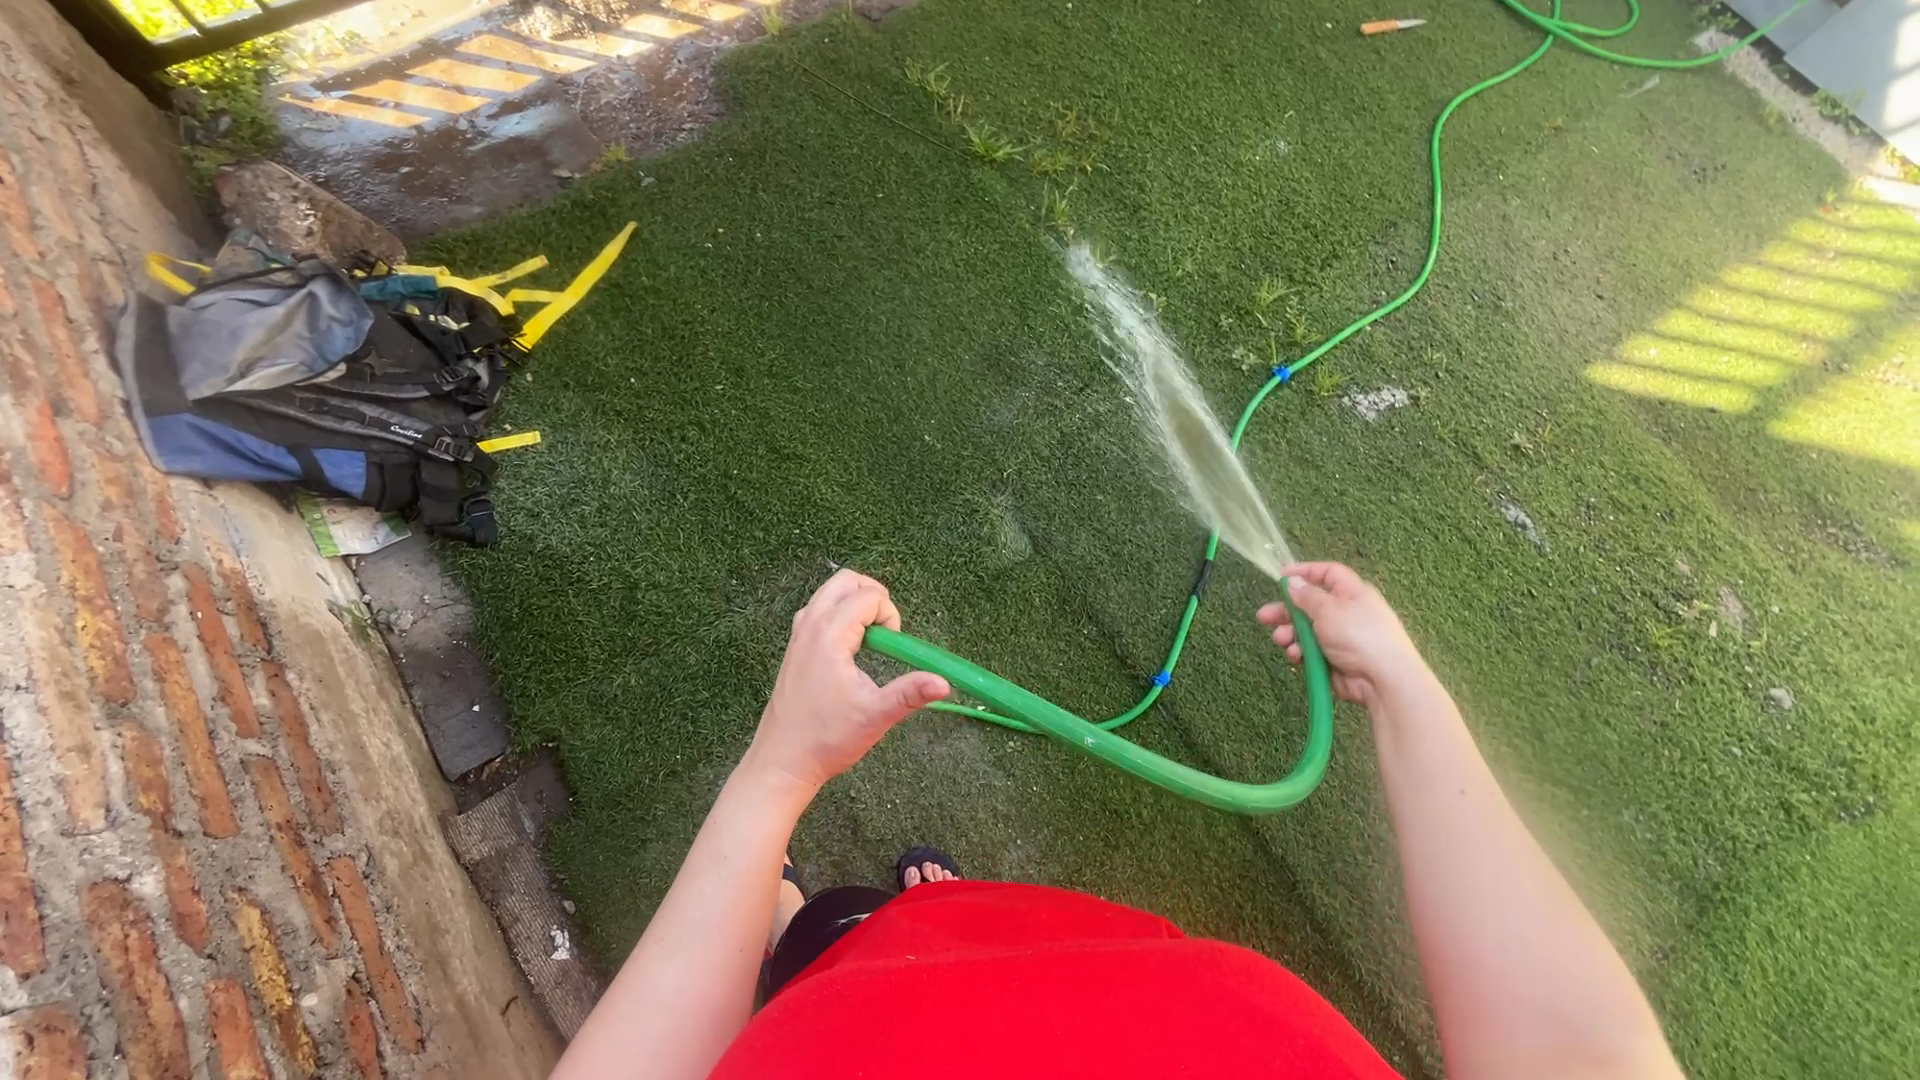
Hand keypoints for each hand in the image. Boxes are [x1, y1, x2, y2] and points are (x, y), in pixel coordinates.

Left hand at [745, 569, 950, 791]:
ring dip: (855, 603)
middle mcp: (809, 625)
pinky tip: (849, 651)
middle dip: (873, 595)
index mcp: (829, 634)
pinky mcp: (794, 648)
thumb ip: (910, 694)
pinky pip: (818, 611)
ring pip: (829, 593)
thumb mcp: (875, 715)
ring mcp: (798, 635)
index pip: (868, 596)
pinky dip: (838, 615)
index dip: (890, 615)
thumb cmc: (827, 739)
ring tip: (871, 639)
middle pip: (845, 580)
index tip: (893, 646)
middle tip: (887, 631)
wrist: (782, 763)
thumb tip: (944, 683)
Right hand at [1257, 561, 1427, 707]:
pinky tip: (1296, 656)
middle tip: (1264, 617)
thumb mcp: (1328, 609)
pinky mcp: (1333, 658)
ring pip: (1305, 630)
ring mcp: (1339, 637)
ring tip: (1281, 640)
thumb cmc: (1358, 635)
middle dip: (1285, 611)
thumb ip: (1306, 595)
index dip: (1305, 572)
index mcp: (1351, 593)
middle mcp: (1345, 612)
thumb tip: (1293, 582)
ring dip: (1290, 634)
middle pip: (1309, 605)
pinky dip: (1301, 652)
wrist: (1382, 678)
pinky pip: (1310, 650)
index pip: (1327, 574)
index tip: (1281, 576)